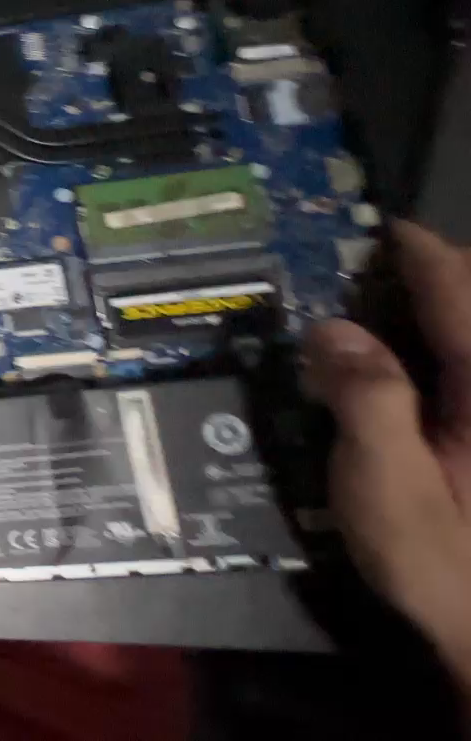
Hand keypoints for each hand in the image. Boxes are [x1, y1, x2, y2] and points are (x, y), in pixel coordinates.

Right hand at [304, 221, 470, 692]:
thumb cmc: (448, 565)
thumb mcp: (390, 486)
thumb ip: (368, 400)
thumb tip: (334, 326)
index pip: (465, 298)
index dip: (421, 254)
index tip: (374, 224)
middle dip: (426, 278)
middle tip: (347, 264)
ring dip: (428, 314)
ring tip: (358, 302)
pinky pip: (463, 374)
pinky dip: (432, 350)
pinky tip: (386, 359)